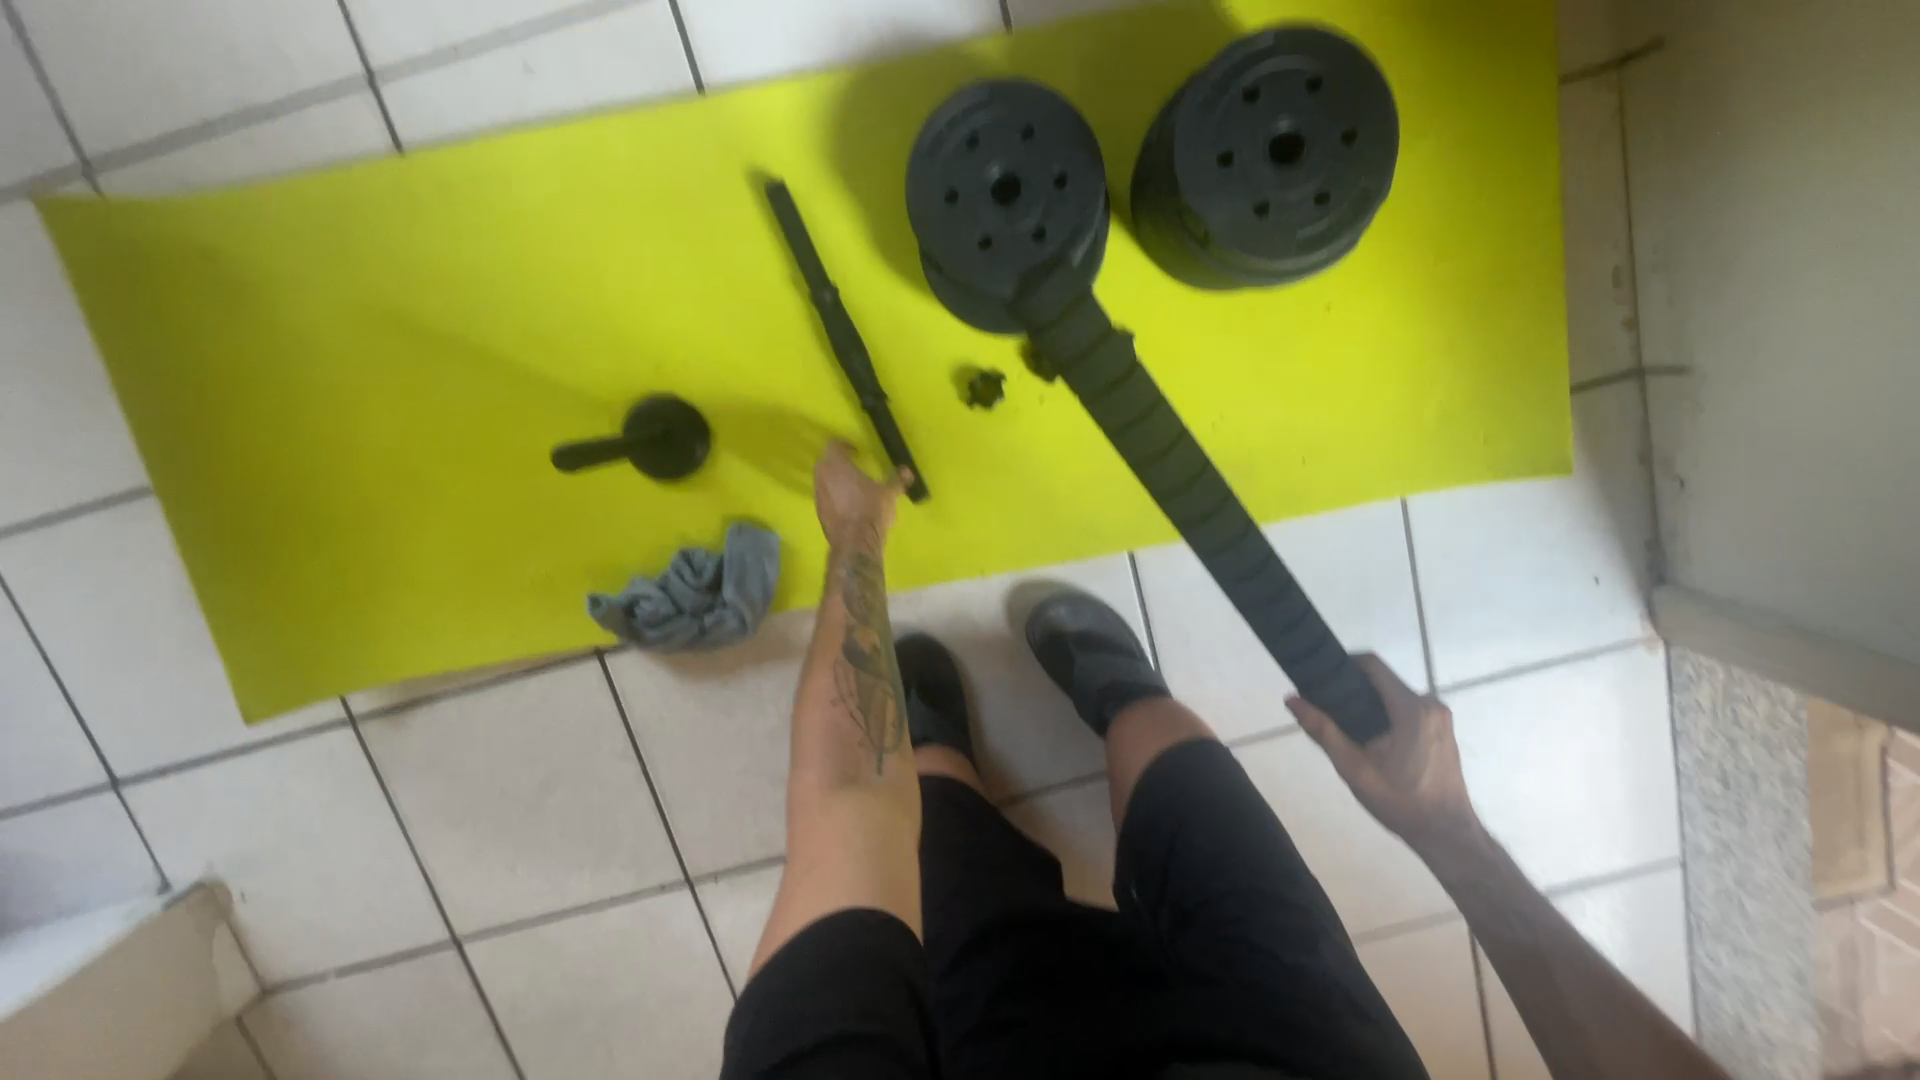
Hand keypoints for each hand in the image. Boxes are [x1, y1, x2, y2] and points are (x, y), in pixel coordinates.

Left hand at [814, 441, 910, 549]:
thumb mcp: (889, 493)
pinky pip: (825, 496)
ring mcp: (818, 494)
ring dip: (835, 480)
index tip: (857, 451)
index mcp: (837, 465)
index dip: (845, 445)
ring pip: (824, 480)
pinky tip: (848, 505)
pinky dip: (834, 496)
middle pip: (826, 461)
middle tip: (855, 467)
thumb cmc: (871, 510)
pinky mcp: (818, 512)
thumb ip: (896, 480)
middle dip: (839, 462)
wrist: (855, 542)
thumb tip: (907, 471)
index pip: (833, 445)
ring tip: (853, 487)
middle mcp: (823, 476)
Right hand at [1287, 655, 1482, 855]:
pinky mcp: (1441, 729)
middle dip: (1350, 688)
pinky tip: (1367, 738)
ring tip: (1342, 726)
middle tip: (1323, 707)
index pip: (1372, 665)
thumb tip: (1292, 698)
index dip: (1342, 663)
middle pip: (1381, 680)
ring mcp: (1439, 716)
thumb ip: (1322, 730)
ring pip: (1392, 695)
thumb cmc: (1401, 802)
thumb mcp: (1354, 768)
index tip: (1318, 676)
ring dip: (1366, 703)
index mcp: (1412, 708)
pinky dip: (1383, 714)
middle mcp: (1430, 704)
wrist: (1448, 835)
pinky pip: (1405, 708)